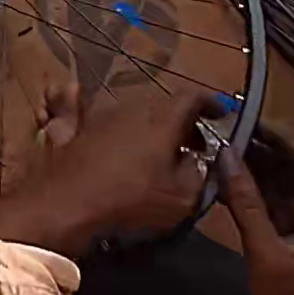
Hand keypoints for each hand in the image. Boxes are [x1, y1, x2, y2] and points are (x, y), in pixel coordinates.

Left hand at [0, 90, 222, 255]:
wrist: (72, 196)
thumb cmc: (133, 197)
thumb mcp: (183, 196)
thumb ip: (198, 172)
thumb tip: (199, 158)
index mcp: (159, 119)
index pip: (189, 97)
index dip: (208, 102)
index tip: (221, 112)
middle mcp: (131, 107)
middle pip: (163, 106)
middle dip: (183, 122)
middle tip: (195, 147)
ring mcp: (104, 112)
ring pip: (139, 112)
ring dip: (156, 128)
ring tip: (165, 155)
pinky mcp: (84, 123)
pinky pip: (116, 120)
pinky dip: (132, 131)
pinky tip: (133, 154)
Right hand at [220, 130, 293, 294]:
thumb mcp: (266, 253)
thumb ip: (246, 203)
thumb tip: (225, 153)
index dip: (282, 142)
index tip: (247, 122)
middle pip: (290, 177)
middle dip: (258, 153)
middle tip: (221, 133)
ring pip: (273, 193)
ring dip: (246, 172)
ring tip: (213, 152)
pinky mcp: (282, 249)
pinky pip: (263, 211)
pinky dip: (242, 195)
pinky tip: (216, 183)